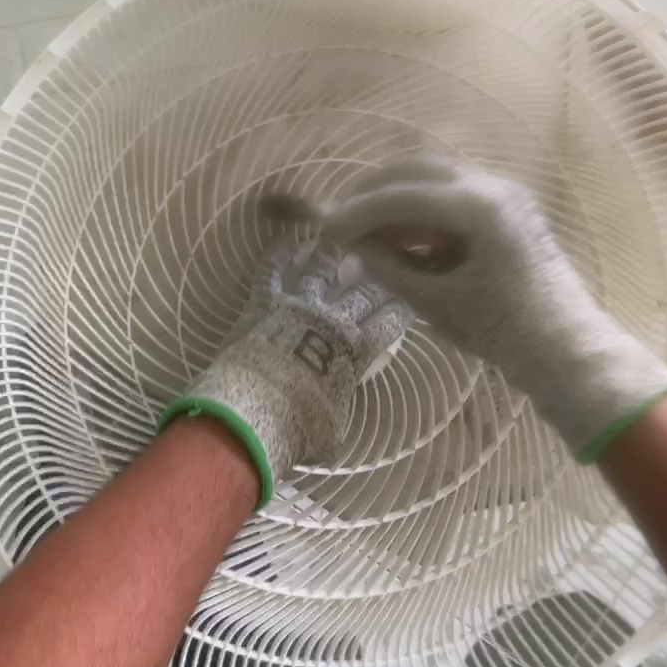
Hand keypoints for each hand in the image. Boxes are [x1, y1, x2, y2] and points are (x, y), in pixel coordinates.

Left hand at [161, 234, 411, 506]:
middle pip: (361, 292)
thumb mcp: (335, 429)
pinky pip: (272, 269)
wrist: (253, 414)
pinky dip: (279, 251)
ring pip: (319, 269)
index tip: (413, 295)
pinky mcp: (263, 301)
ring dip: (332, 252)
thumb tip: (338, 404)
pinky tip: (288, 237)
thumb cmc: (299, 429)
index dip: (402, 309)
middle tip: (386, 258)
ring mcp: (296, 305)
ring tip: (341, 236)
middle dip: (377, 275)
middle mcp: (331, 319)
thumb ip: (342, 406)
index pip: (389, 323)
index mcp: (355, 351)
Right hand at [314, 153, 666, 460]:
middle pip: (414, 169)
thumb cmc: (503, 332)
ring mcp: (504, 190)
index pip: (400, 197)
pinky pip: (452, 189)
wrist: (568, 351)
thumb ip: (386, 265)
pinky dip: (420, 202)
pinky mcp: (508, 205)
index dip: (355, 211)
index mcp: (478, 208)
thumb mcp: (434, 301)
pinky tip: (401, 230)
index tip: (322, 227)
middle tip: (338, 217)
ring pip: (433, 173)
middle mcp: (492, 185)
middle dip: (370, 191)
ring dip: (394, 193)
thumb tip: (347, 243)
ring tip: (363, 222)